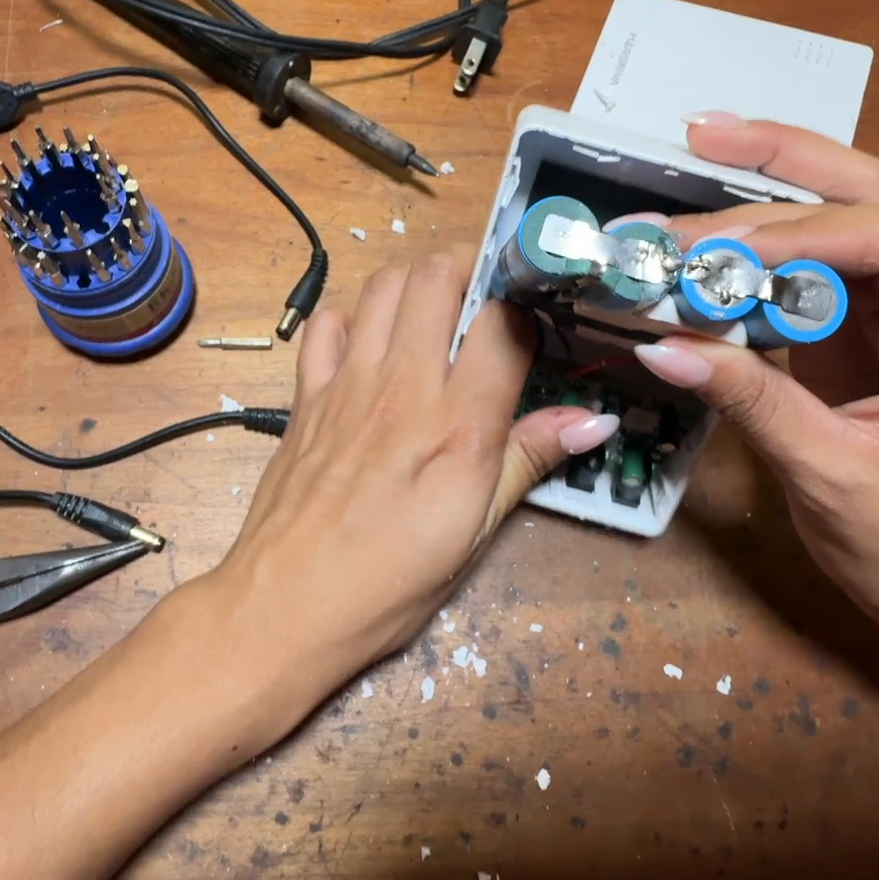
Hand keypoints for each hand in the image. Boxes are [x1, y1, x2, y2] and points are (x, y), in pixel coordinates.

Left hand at [203, 250, 613, 689]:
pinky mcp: (306, 394)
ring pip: (383, 285)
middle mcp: (402, 386)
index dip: (526, 311)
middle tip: (481, 304)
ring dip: (415, 281)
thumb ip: (527, 461)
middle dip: (468, 272)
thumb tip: (594, 420)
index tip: (534, 326)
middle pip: (436, 277)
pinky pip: (326, 323)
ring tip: (433, 313)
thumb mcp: (474, 532)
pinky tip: (369, 343)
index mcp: (456, 424)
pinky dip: (353, 316)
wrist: (284, 607)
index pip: (502, 324)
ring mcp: (347, 384)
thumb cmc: (391, 583)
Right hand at [634, 113, 878, 648]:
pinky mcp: (868, 323)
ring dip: (769, 185)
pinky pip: (817, 261)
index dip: (814, 231)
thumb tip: (660, 347)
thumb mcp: (828, 482)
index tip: (720, 252)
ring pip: (849, 214)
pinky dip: (761, 237)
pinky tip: (715, 215)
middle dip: (787, 170)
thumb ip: (751, 403)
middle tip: (698, 139)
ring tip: (697, 145)